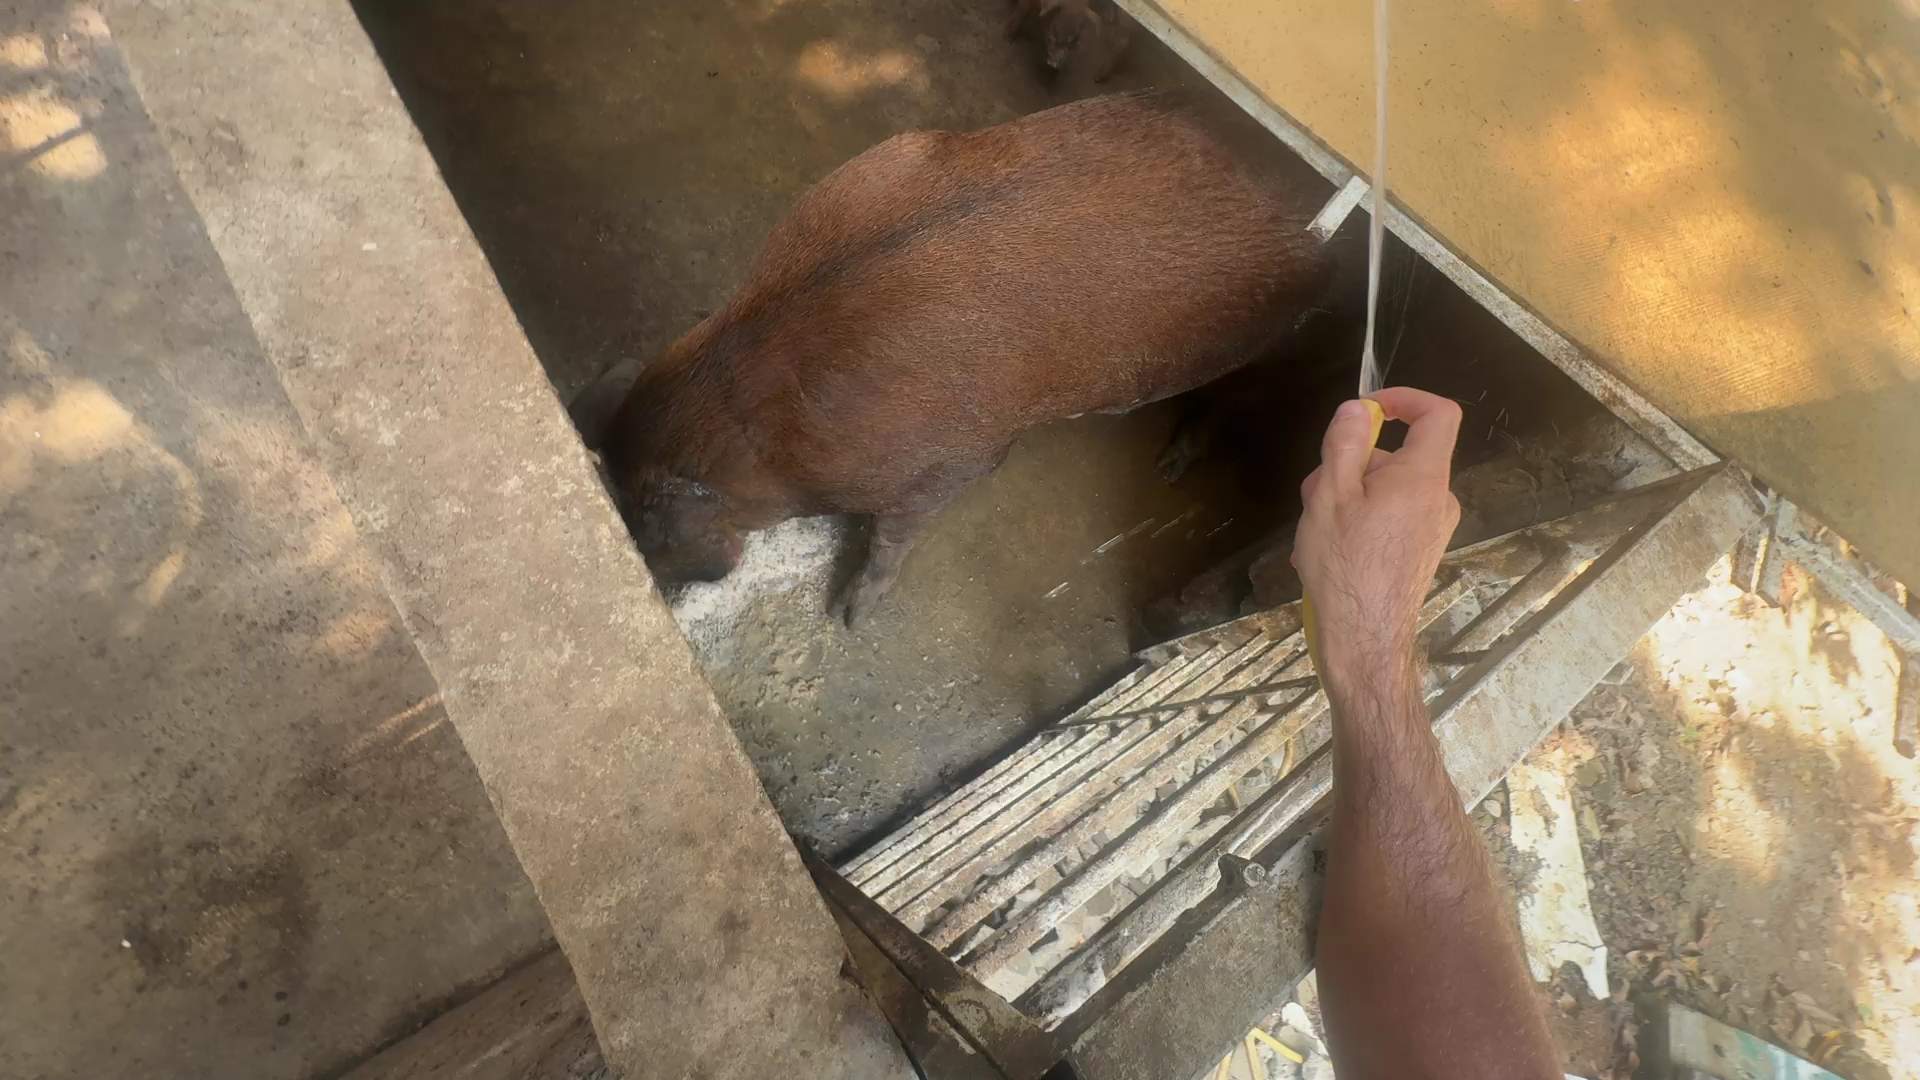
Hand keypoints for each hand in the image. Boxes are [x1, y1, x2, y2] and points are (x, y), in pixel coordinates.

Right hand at [1293, 387, 1461, 691]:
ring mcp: (1430, 526)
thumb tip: (1356, 409)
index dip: (1404, 400)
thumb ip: (1344, 446)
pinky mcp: (1417, 549)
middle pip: (1396, 456)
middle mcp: (1436, 498)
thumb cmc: (1344, 562)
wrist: (1363, 634)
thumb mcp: (1330, 496)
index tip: (1365, 410)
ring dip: (1346, 496)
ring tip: (1315, 530)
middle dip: (1349, 464)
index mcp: (1421, 477)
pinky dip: (1356, 520)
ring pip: (1385, 488)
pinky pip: (1387, 516)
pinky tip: (1328, 550)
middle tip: (1314, 493)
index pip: (1437, 414)